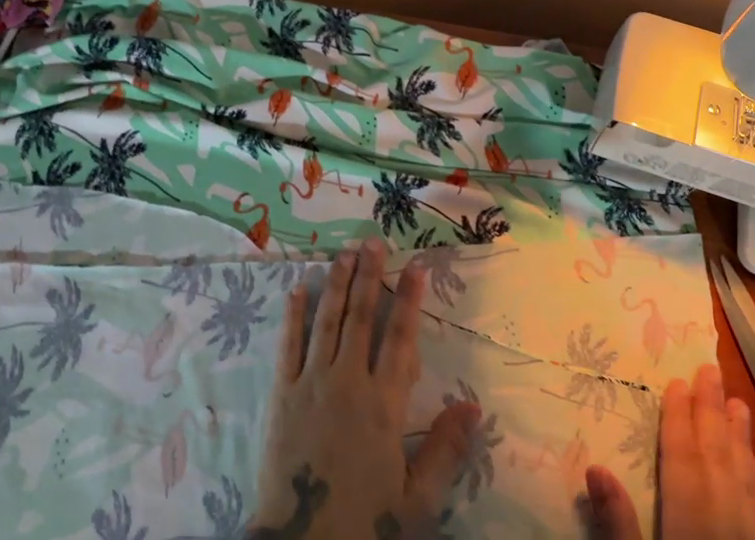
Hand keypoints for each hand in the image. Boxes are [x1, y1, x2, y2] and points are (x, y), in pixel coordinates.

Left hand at [249, 238, 479, 538]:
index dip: (410, 300)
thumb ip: (445, 449)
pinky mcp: (280, 394)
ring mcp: (309, 384)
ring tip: (343, 253)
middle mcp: (346, 382)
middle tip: (374, 242)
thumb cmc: (366, 522)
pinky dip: (293, 314)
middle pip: (361, 318)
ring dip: (336, 284)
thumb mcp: (416, 497)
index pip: (401, 339)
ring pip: (326, 322)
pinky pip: (287, 345)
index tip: (417, 266)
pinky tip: (298, 289)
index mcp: (384, 405)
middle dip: (369, 277)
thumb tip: (473, 405)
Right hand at [583, 364, 754, 539]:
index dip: (678, 416)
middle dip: (711, 410)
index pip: (682, 455)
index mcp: (687, 513)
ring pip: (745, 476)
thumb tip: (594, 467)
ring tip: (739, 404)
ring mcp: (752, 531)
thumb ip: (617, 520)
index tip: (676, 380)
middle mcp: (723, 513)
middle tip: (711, 370)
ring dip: (740, 437)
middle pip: (716, 454)